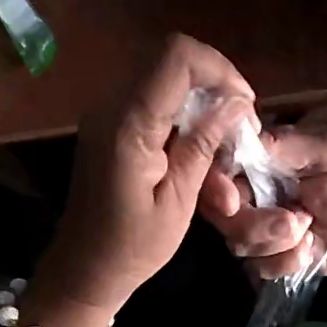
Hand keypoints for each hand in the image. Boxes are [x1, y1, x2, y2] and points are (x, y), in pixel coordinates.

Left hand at [35, 35, 256, 314]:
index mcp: (128, 126)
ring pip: (164, 82)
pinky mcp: (107, 126)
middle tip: (240, 127)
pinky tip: (199, 152)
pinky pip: (151, 103)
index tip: (244, 107)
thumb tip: (237, 103)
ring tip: (225, 147)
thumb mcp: (179, 201)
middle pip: (171, 62)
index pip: (176, 58)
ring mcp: (105, 114)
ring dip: (200, 105)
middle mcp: (110, 107)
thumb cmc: (132, 246)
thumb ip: (204, 144)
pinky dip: (181, 118)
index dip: (219, 70)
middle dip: (214, 87)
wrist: (83, 267)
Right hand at [199, 125, 326, 278]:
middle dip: (254, 222)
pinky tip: (311, 249)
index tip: (233, 201)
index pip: (216, 169)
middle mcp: (250, 192)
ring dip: (277, 242)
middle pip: (220, 213)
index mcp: (258, 159)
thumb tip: (233, 136)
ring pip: (238, 242)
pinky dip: (287, 261)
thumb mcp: (326, 151)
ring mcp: (257, 227)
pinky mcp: (269, 257)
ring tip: (309, 230)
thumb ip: (279, 145)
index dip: (215, 187)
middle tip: (293, 220)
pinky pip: (258, 267)